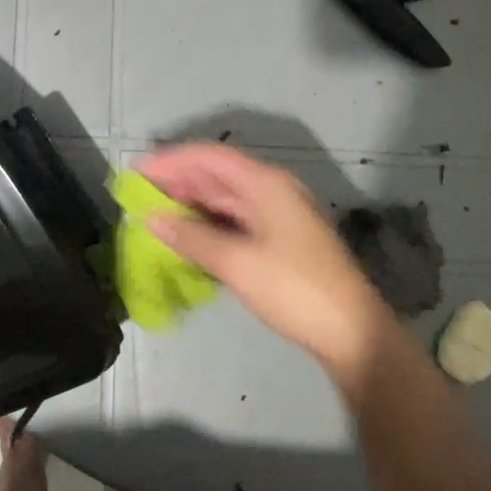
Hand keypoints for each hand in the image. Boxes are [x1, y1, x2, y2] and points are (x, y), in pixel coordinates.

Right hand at [139, 143, 392, 380]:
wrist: (353, 333)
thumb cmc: (293, 289)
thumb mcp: (236, 263)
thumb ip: (190, 237)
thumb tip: (151, 218)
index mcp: (266, 184)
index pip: (210, 156)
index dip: (171, 160)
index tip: (137, 172)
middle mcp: (274, 189)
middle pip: (218, 173)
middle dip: (178, 179)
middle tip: (141, 194)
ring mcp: (281, 214)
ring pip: (227, 196)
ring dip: (192, 201)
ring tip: (158, 213)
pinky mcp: (283, 238)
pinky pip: (237, 217)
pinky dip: (209, 220)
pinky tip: (189, 235)